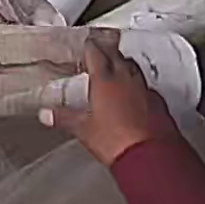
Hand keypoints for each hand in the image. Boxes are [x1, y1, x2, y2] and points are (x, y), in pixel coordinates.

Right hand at [46, 39, 180, 166]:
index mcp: (104, 79)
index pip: (95, 53)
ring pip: (133, 68)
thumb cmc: (116, 141)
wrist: (152, 159)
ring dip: (124, 64)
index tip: (86, 43)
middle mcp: (125, 79)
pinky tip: (136, 94)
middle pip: (116, 55)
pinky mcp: (159, 104)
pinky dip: (139, 85)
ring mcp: (144, 90)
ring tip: (117, 67)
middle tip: (100, 50)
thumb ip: (63, 117)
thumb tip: (45, 114)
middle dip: (107, 50)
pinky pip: (147, 87)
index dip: (89, 47)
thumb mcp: (83, 129)